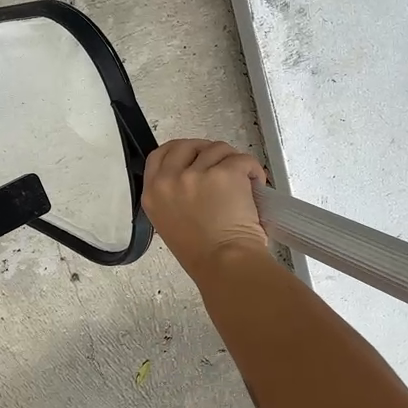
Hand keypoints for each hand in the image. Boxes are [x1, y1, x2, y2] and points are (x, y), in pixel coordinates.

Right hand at [142, 138, 270, 282]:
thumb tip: (192, 178)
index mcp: (152, 193)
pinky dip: (253, 170)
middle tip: (222, 166)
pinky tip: (255, 186)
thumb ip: (171, 196)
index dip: (179, 151)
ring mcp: (196, 175)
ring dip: (232, 163)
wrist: (223, 261)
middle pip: (186, 145)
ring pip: (218, 149)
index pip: (158, 155)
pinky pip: (242, 159)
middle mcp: (169, 180)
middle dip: (206, 151)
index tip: (194, 157)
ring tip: (242, 184)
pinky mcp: (224, 173)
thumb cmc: (200, 252)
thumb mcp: (167, 221)